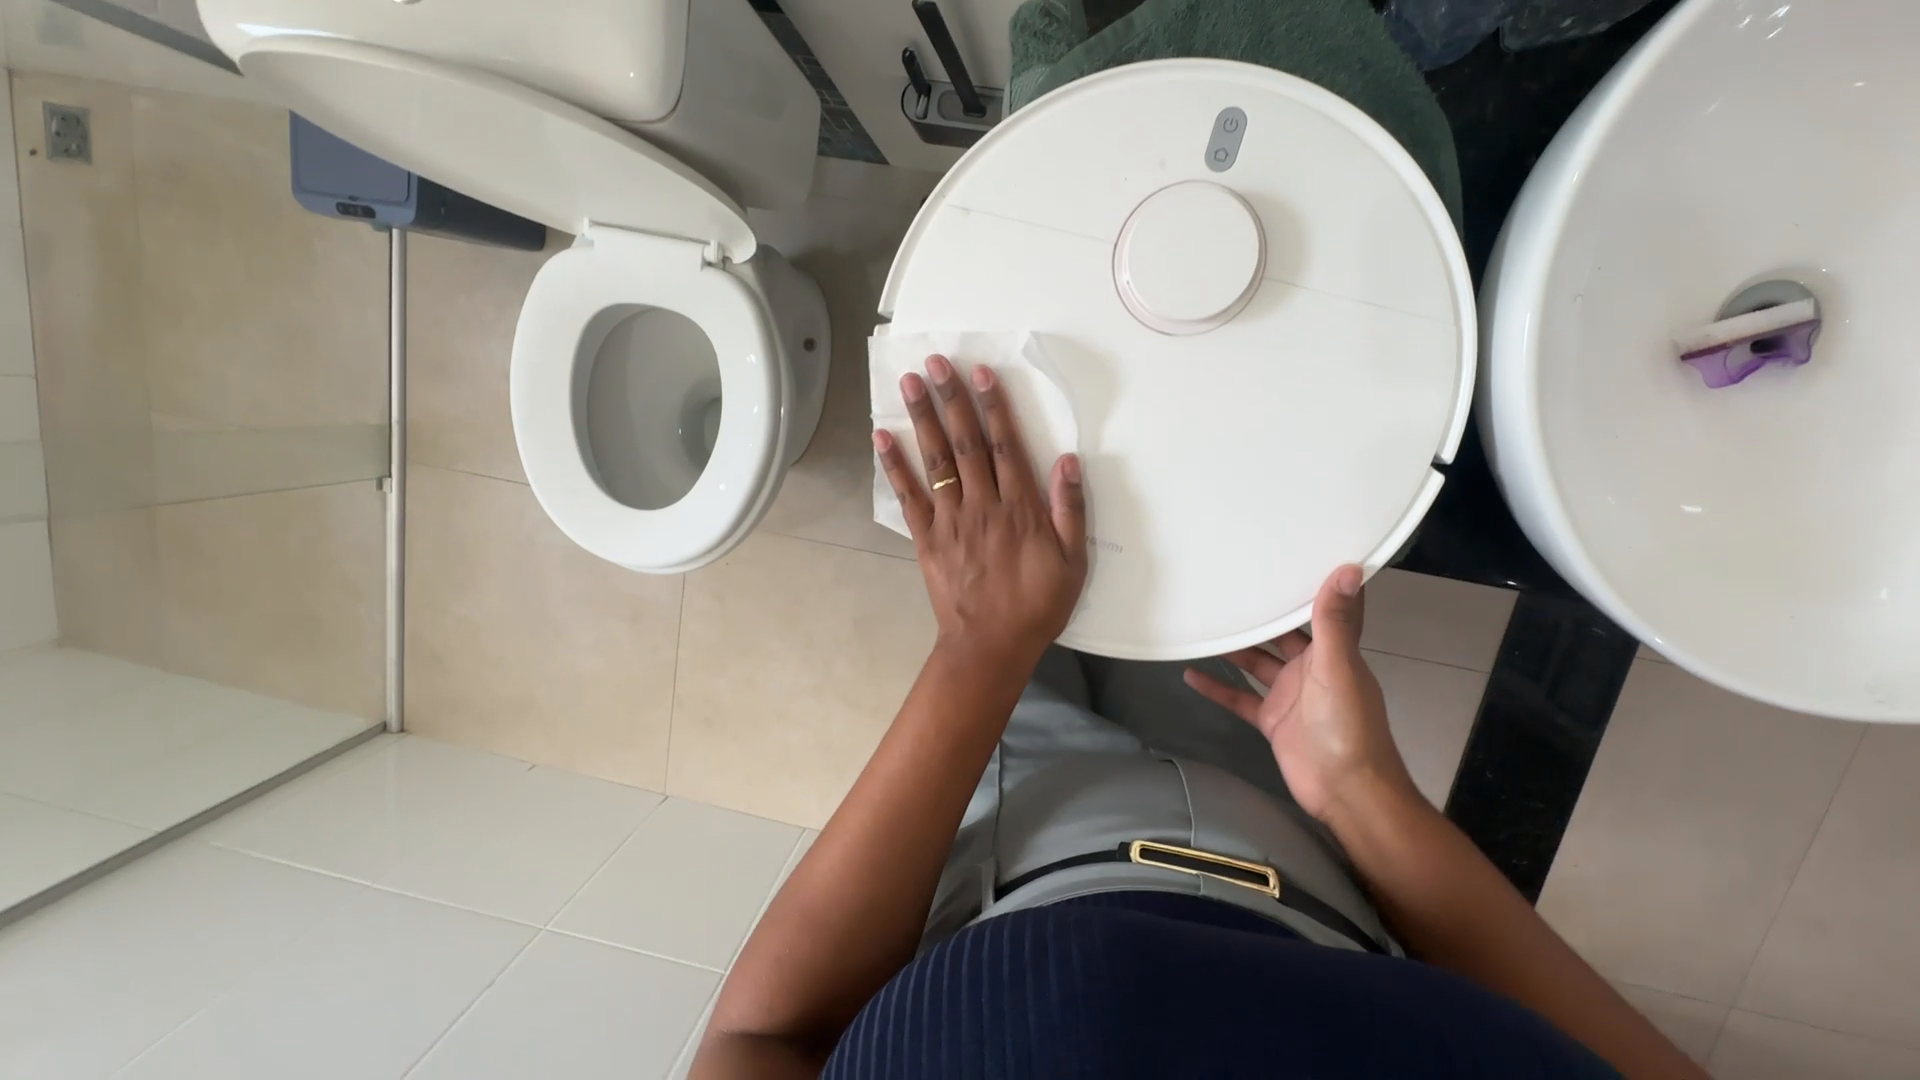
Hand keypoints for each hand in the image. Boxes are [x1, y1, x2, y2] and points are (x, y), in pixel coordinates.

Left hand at [875, 354, 1088, 670]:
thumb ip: (1070, 510)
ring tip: (909, 384)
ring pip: (937, 461)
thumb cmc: (1037, 604)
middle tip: (936, 362)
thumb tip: (1068, 460)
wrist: (991, 645)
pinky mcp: (927, 539)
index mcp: (1020, 507)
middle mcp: (983, 504)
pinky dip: (894, 467)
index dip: (992, 406)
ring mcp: (951, 520)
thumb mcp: (1073, 561)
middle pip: (965, 443)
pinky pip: (909, 498)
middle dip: (951, 399)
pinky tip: (882, 437)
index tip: (979, 373)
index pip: (1004, 445)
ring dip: (922, 420)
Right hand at [1182, 565, 1417, 824]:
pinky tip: (1190, 674)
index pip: (1323, 610)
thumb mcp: (1338, 667)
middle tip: (1226, 587)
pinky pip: (1239, 697)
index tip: (1289, 555)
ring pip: (1255, 663)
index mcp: (1334, 652)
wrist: (1346, 790)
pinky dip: (1217, 687)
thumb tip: (1349, 568)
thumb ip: (1334, 621)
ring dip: (1233, 647)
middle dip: (1259, 615)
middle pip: (1280, 635)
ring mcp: (1289, 695)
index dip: (1309, 586)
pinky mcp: (1271, 720)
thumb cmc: (1347, 726)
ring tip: (1202, 624)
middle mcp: (1311, 669)